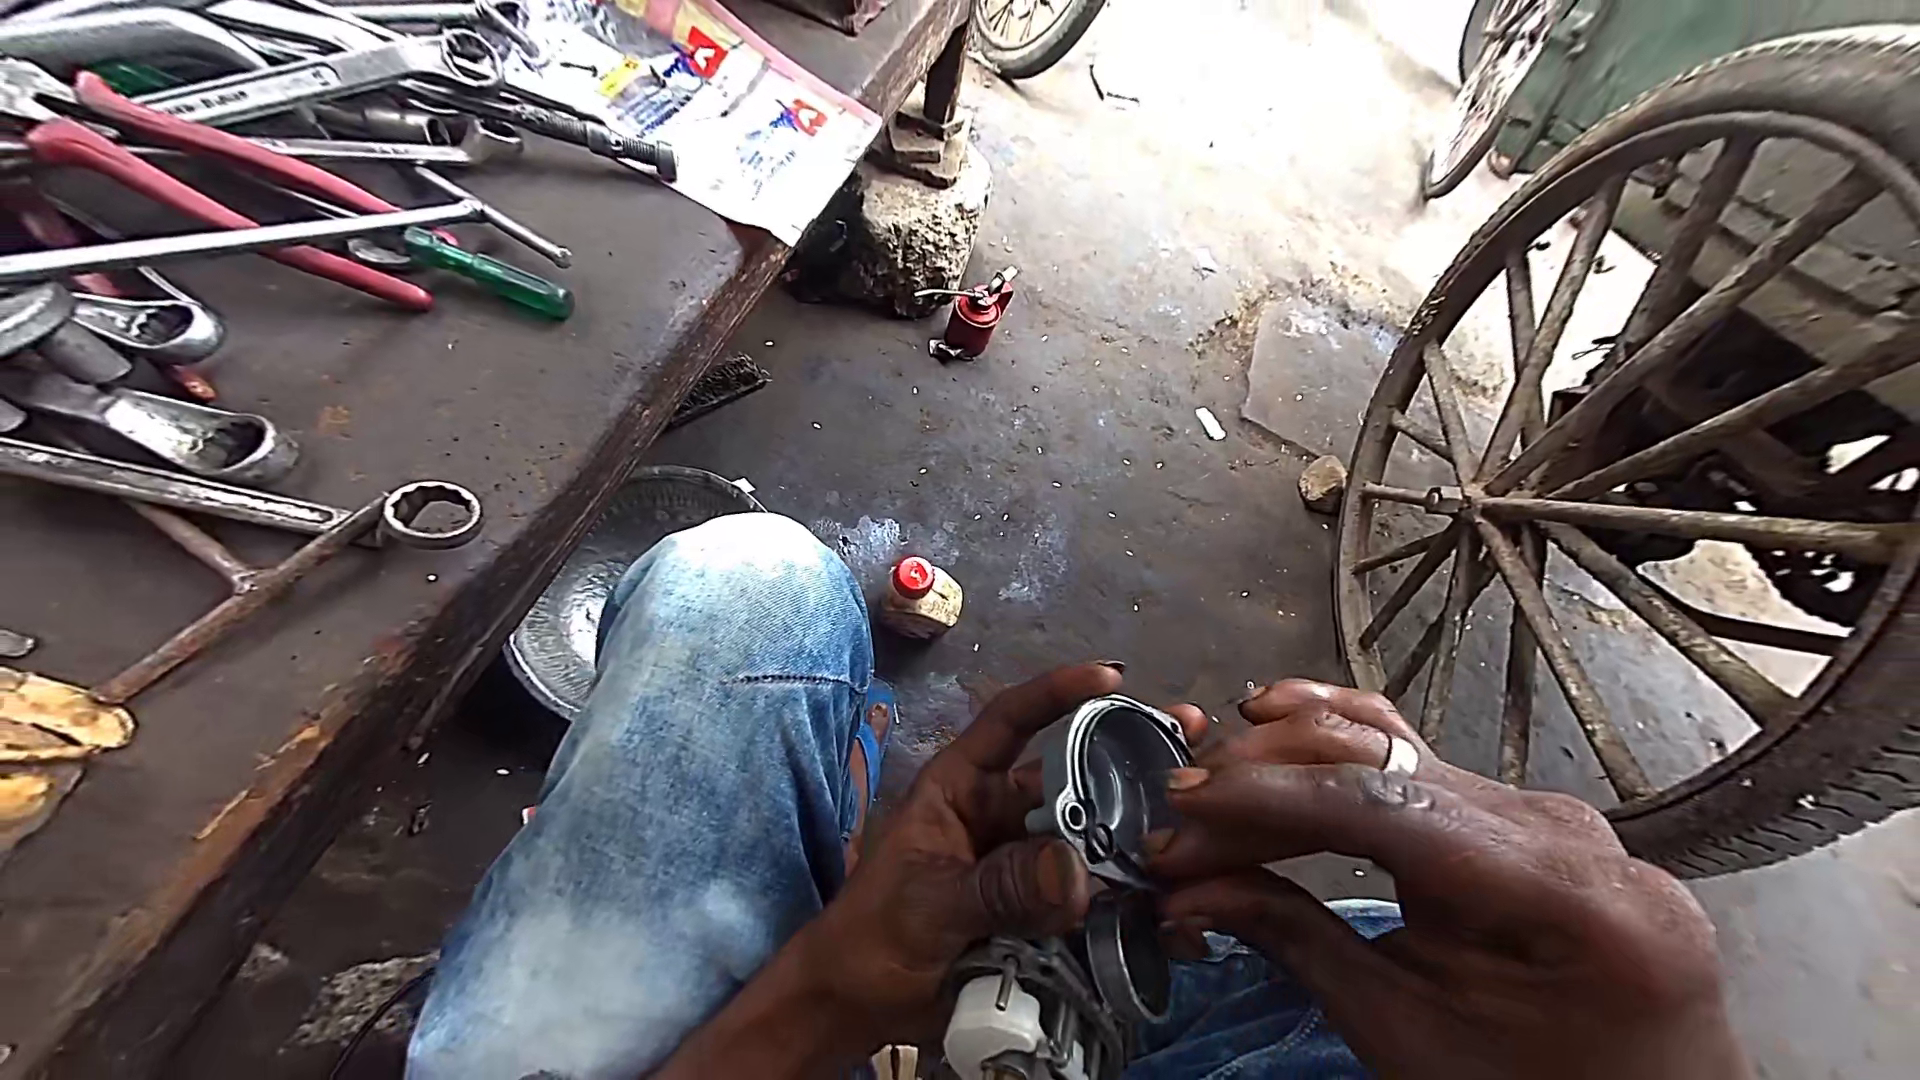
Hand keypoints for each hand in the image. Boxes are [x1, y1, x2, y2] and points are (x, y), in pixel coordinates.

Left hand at [658, 662, 1207, 1077]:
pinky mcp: (1040, 909)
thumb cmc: (875, 934)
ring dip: (1128, 844)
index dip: (1056, 692)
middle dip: (1118, 776)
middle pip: (1066, 782)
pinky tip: (1166, 910)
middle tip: (1183, 770)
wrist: (860, 1005)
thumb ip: (997, 888)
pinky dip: (1121, 902)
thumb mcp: (929, 903)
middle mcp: (1001, 812)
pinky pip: (1087, 896)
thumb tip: (1076, 873)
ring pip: (1084, 839)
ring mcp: (1024, 860)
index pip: (1009, 720)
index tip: (1110, 678)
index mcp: (963, 784)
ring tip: (1189, 848)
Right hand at [1151, 679, 1749, 1079]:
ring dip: (1280, 750)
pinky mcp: (1497, 802)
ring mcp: (1530, 803)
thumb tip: (1180, 890)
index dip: (1267, 795)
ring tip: (1209, 771)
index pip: (1381, 804)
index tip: (1185, 802)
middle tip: (1179, 812)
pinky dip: (1327, 727)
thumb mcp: (1402, 1034)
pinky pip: (1401, 744)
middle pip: (1370, 762)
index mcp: (1569, 898)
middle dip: (1258, 782)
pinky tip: (1272, 710)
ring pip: (1378, 739)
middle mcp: (1556, 825)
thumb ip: (1288, 937)